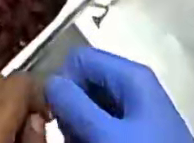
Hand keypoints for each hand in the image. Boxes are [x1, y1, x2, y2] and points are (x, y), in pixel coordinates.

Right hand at [45, 48, 193, 142]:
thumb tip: (49, 82)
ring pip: (95, 108)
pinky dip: (96, 138)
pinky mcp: (144, 138)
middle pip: (86, 83)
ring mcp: (142, 115)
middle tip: (72, 142)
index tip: (59, 119)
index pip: (78, 59)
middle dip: (73, 112)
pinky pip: (109, 128)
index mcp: (131, 76)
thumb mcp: (108, 137)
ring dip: (82, 129)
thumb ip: (74, 105)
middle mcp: (136, 88)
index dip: (64, 85)